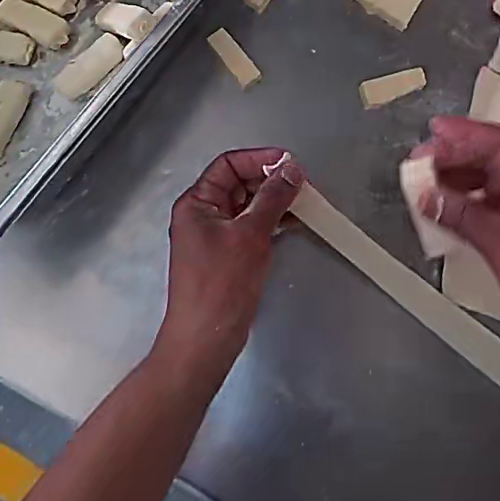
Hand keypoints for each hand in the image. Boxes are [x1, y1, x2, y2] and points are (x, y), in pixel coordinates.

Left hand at [156, 147, 304, 375]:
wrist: (205, 341)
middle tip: (300, 183)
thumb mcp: (251, 234)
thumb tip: (291, 170)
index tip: (289, 163)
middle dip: (270, 180)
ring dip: (274, 200)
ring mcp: (215, 235)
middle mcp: (203, 214)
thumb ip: (273, 197)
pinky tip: (293, 221)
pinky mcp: (228, 253)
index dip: (259, 159)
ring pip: (248, 203)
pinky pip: (251, 224)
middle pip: (239, 182)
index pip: (229, 165)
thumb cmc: (220, 285)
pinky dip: (271, 219)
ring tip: (302, 201)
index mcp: (197, 203)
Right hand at [413, 117, 499, 361]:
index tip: (434, 132)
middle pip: (496, 160)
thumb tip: (428, 196)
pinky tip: (447, 212)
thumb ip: (462, 216)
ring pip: (493, 183)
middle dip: (456, 159)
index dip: (464, 134)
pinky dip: (471, 207)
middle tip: (420, 163)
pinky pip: (496, 207)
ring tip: (426, 187)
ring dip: (460, 184)